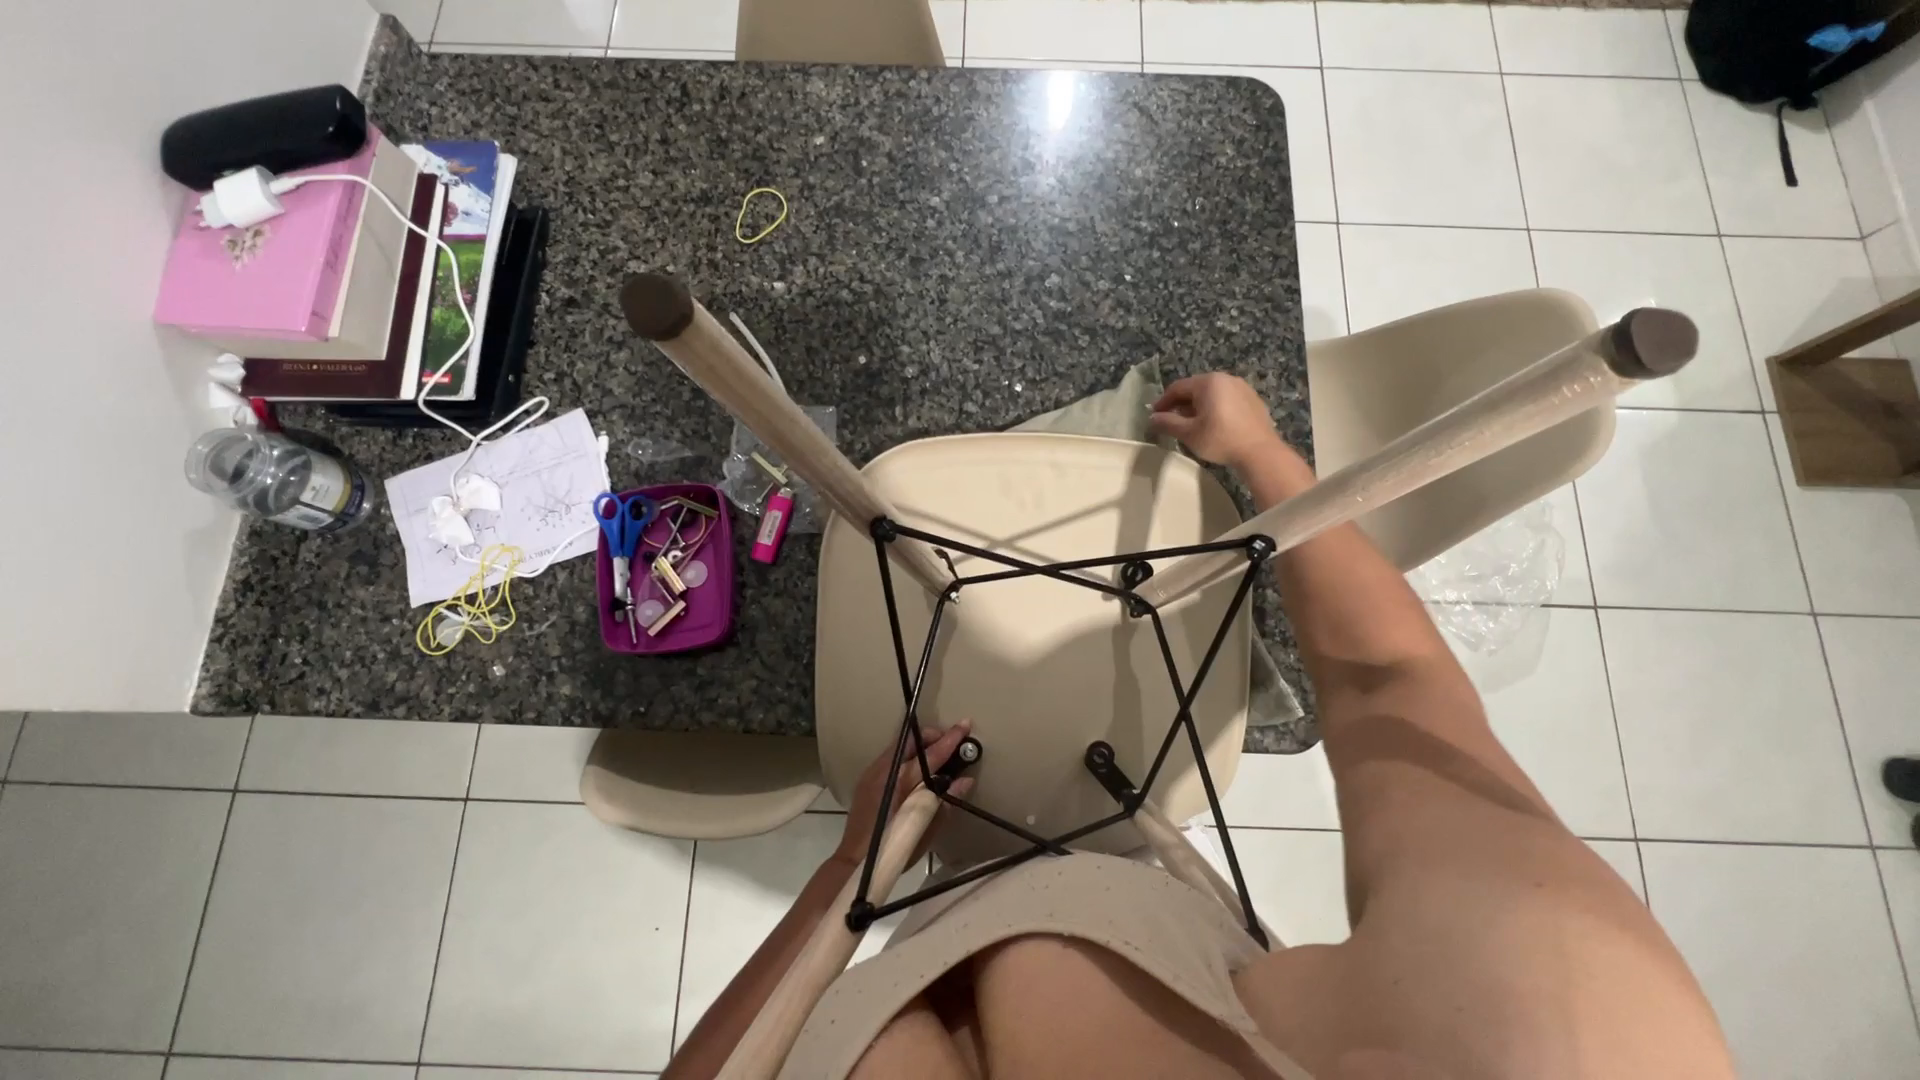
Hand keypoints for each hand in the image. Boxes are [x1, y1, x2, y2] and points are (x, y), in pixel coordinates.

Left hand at [835, 719, 975, 865]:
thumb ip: (945, 802)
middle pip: (911, 741)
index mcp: (898, 783)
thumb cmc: (894, 850)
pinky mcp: (868, 778)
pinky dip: (909, 755)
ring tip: (939, 752)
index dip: (950, 740)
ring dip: (921, 745)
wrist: (856, 862)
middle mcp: (883, 770)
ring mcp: (872, 772)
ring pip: (900, 746)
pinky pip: (892, 757)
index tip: (965, 725)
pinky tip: (919, 768)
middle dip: (933, 736)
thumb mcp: (926, 830)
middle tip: (953, 740)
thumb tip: (965, 779)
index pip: (930, 755)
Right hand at [1149, 373, 1286, 469]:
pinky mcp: (1253, 400)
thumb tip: (1152, 418)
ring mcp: (1242, 388)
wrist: (1260, 452)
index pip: (1177, 388)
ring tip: (1192, 424)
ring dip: (1198, 407)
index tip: (1154, 416)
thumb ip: (1167, 423)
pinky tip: (1214, 425)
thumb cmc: (1219, 439)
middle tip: (1172, 420)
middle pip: (1195, 388)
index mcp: (1208, 382)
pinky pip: (1227, 400)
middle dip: (1181, 404)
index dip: (1163, 402)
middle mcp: (1225, 379)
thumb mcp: (1188, 433)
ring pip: (1212, 394)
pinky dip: (1215, 409)